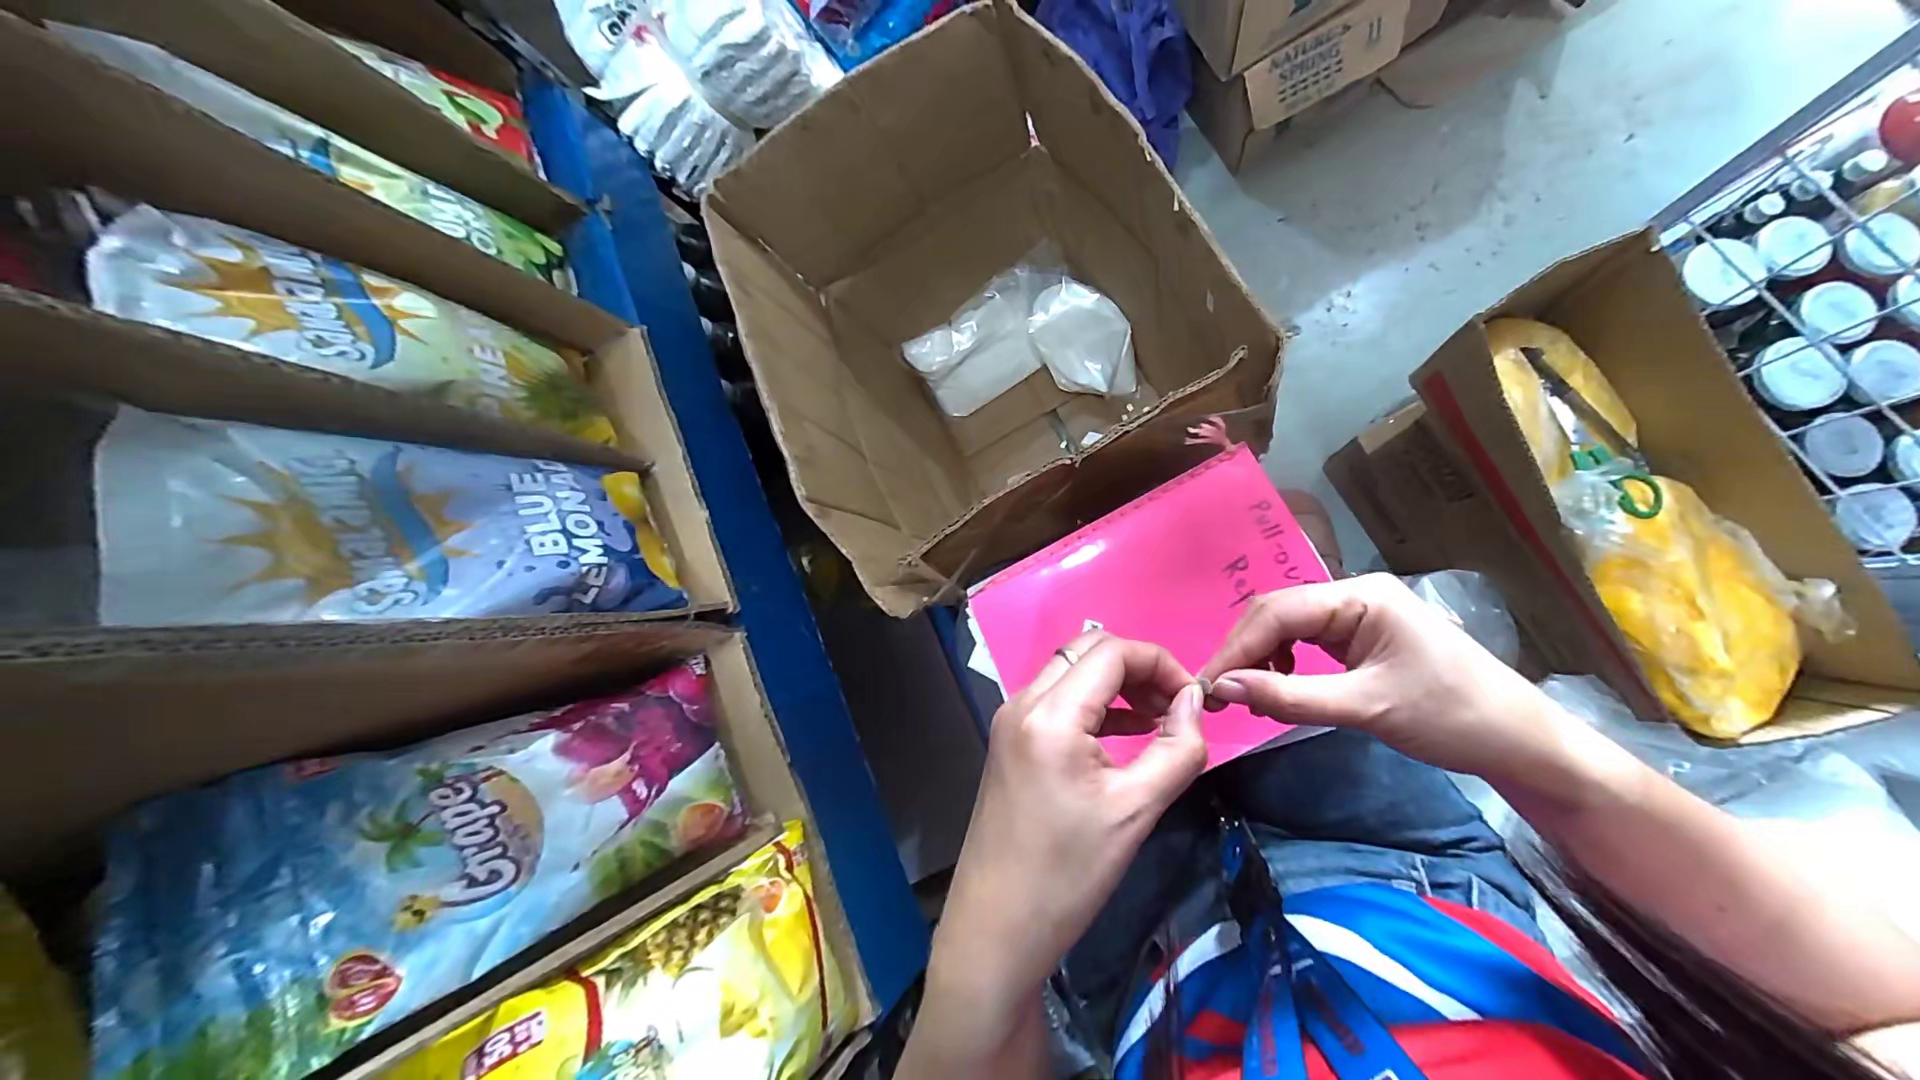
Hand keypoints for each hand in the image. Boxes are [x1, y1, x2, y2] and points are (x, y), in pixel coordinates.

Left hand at [934, 630, 1207, 996]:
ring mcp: (1011, 721)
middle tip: (1176, 706)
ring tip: (1159, 719)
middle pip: (1087, 652)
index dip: (1161, 663)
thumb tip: (1196, 700)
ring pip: (1070, 673)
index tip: (1195, 699)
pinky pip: (1057, 701)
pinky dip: (1095, 705)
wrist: (997, 924)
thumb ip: (1177, 747)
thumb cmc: (1069, 873)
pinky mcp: (1011, 740)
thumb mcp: (1136, 810)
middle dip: (1138, 667)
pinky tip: (1127, 732)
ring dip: (1117, 684)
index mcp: (1049, 713)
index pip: (1111, 651)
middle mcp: (1023, 703)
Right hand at [1197, 573, 1567, 783]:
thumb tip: (1222, 688)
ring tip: (1247, 695)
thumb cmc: (1453, 718)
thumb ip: (1288, 696)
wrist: (1525, 745)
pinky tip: (1278, 688)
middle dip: (1244, 653)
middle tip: (1219, 694)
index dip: (1236, 649)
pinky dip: (1282, 664)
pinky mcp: (1360, 637)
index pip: (1277, 613)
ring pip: (1287, 628)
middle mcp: (1354, 594)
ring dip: (1261, 659)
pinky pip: (1305, 642)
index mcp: (1360, 595)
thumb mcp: (1366, 707)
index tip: (1207, 687)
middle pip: (1276, 615)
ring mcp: (1358, 614)